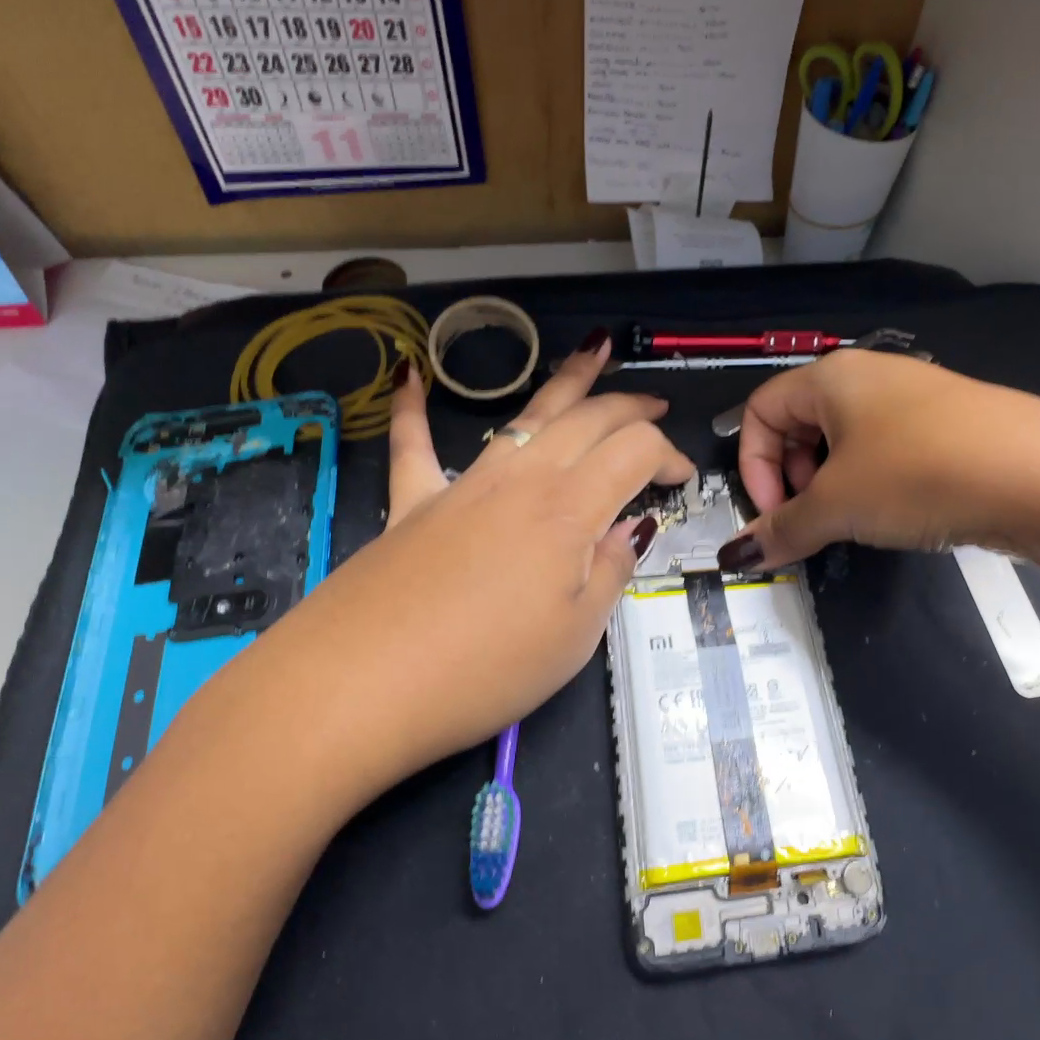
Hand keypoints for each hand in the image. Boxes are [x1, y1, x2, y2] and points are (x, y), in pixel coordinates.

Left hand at [230, 333, 693, 800]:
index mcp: (568, 511)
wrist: (359, 686)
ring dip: (565, 383)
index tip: (681, 482)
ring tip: (593, 352)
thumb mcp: (575, 637)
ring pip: (524, 416)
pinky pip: (413, 446)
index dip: (667, 456)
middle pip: (586, 420)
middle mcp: (520, 481)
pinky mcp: (411, 506)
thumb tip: (633, 530)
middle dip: (628, 407)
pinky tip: (407, 373)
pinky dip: (413, 409)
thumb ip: (610, 573)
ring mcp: (462, 487)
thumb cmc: (483, 672)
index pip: (633, 452)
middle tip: (655, 405)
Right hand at [720, 349, 1039, 570]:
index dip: (754, 466)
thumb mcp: (838, 506)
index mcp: (830, 377)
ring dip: (832, 483)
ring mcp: (914, 398)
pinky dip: (874, 482)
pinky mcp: (949, 425)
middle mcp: (869, 376)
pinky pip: (888, 449)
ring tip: (853, 520)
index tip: (774, 514)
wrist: (1038, 474)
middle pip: (801, 423)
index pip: (760, 411)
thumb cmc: (917, 473)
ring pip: (846, 440)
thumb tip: (735, 558)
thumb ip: (782, 530)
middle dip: (791, 476)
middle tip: (811, 518)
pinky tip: (898, 512)